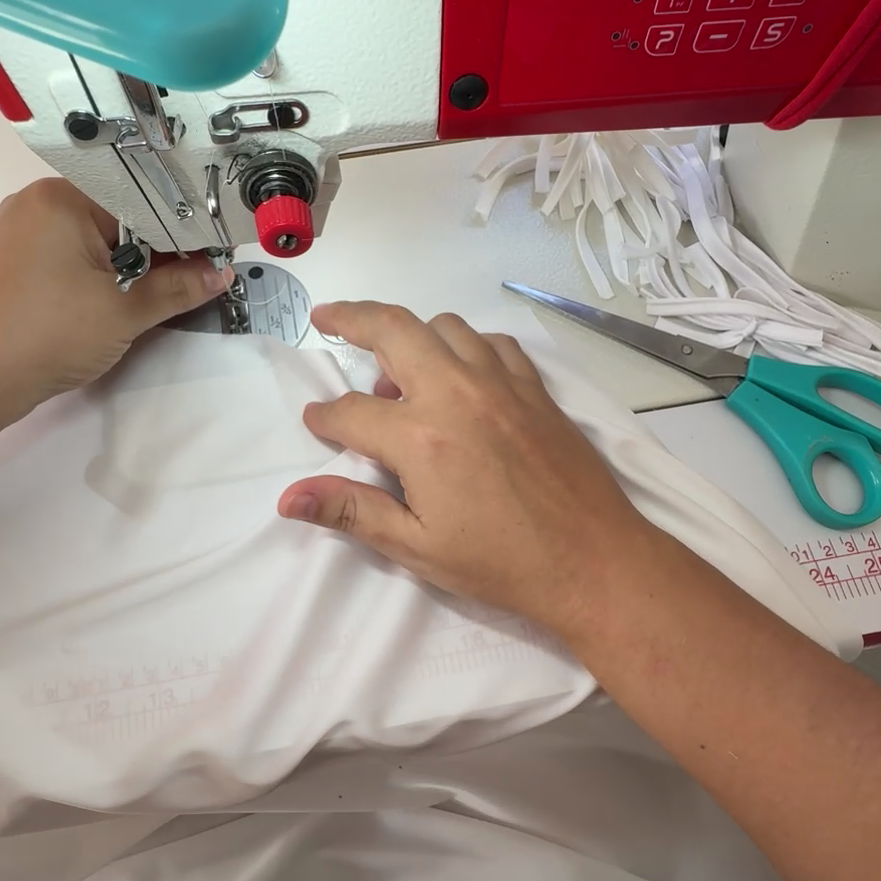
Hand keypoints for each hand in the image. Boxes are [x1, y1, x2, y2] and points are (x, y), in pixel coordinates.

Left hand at [0, 178, 231, 419]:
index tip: (213, 256)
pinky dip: (101, 276)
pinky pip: (72, 257)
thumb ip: (178, 288)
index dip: (181, 232)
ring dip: (130, 267)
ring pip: (95, 241)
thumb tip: (222, 273)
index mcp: (62, 198)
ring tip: (161, 294)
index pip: (140, 202)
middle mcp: (38, 203)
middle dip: (157, 251)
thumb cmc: (49, 334)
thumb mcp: (125, 312)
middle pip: (118, 219)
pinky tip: (118, 301)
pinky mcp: (15, 263)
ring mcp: (21, 233)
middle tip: (195, 279)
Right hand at [278, 302, 663, 635]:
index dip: (325, 418)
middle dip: (350, 318)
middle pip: (393, 329)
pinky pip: (493, 343)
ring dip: (412, 332)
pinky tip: (462, 372)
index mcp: (421, 437)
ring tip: (395, 361)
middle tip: (326, 319)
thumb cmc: (500, 563)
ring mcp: (501, 383)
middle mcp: (458, 393)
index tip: (316, 423)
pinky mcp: (535, 388)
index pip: (351, 411)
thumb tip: (289, 498)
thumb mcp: (417, 547)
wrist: (592, 560)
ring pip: (445, 326)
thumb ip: (352, 512)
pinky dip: (467, 345)